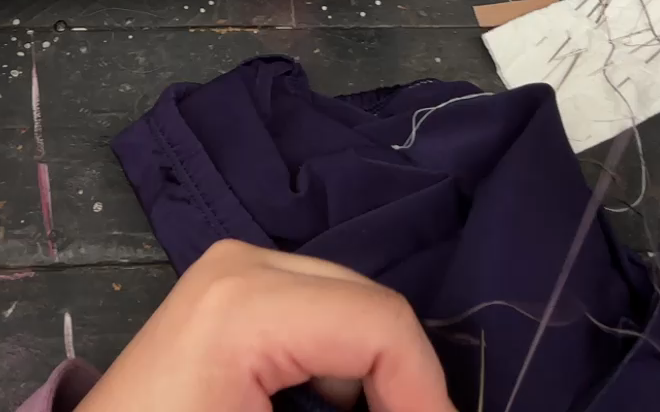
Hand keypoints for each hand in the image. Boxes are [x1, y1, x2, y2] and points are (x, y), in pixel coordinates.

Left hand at [76, 240, 453, 411]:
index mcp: (246, 302)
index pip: (380, 321)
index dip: (428, 393)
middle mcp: (244, 262)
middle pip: (368, 304)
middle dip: (402, 383)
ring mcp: (234, 266)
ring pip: (347, 304)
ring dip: (371, 374)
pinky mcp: (231, 286)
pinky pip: (314, 310)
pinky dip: (338, 362)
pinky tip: (325, 408)